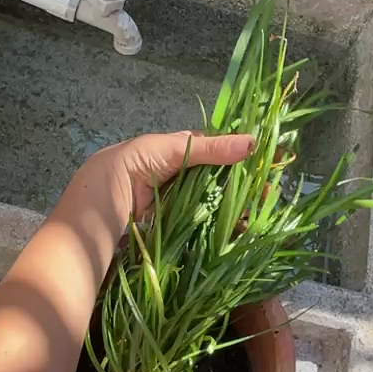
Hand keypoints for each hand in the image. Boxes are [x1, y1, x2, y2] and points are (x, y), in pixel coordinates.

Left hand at [62, 130, 255, 231]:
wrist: (104, 200)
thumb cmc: (134, 163)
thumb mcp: (173, 148)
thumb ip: (212, 148)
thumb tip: (252, 142)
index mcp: (181, 150)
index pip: (218, 151)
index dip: (241, 156)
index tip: (266, 162)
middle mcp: (183, 173)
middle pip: (220, 179)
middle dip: (243, 186)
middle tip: (267, 193)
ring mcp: (181, 199)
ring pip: (216, 202)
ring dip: (237, 207)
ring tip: (257, 213)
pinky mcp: (178, 221)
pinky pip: (205, 221)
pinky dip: (222, 226)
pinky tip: (240, 229)